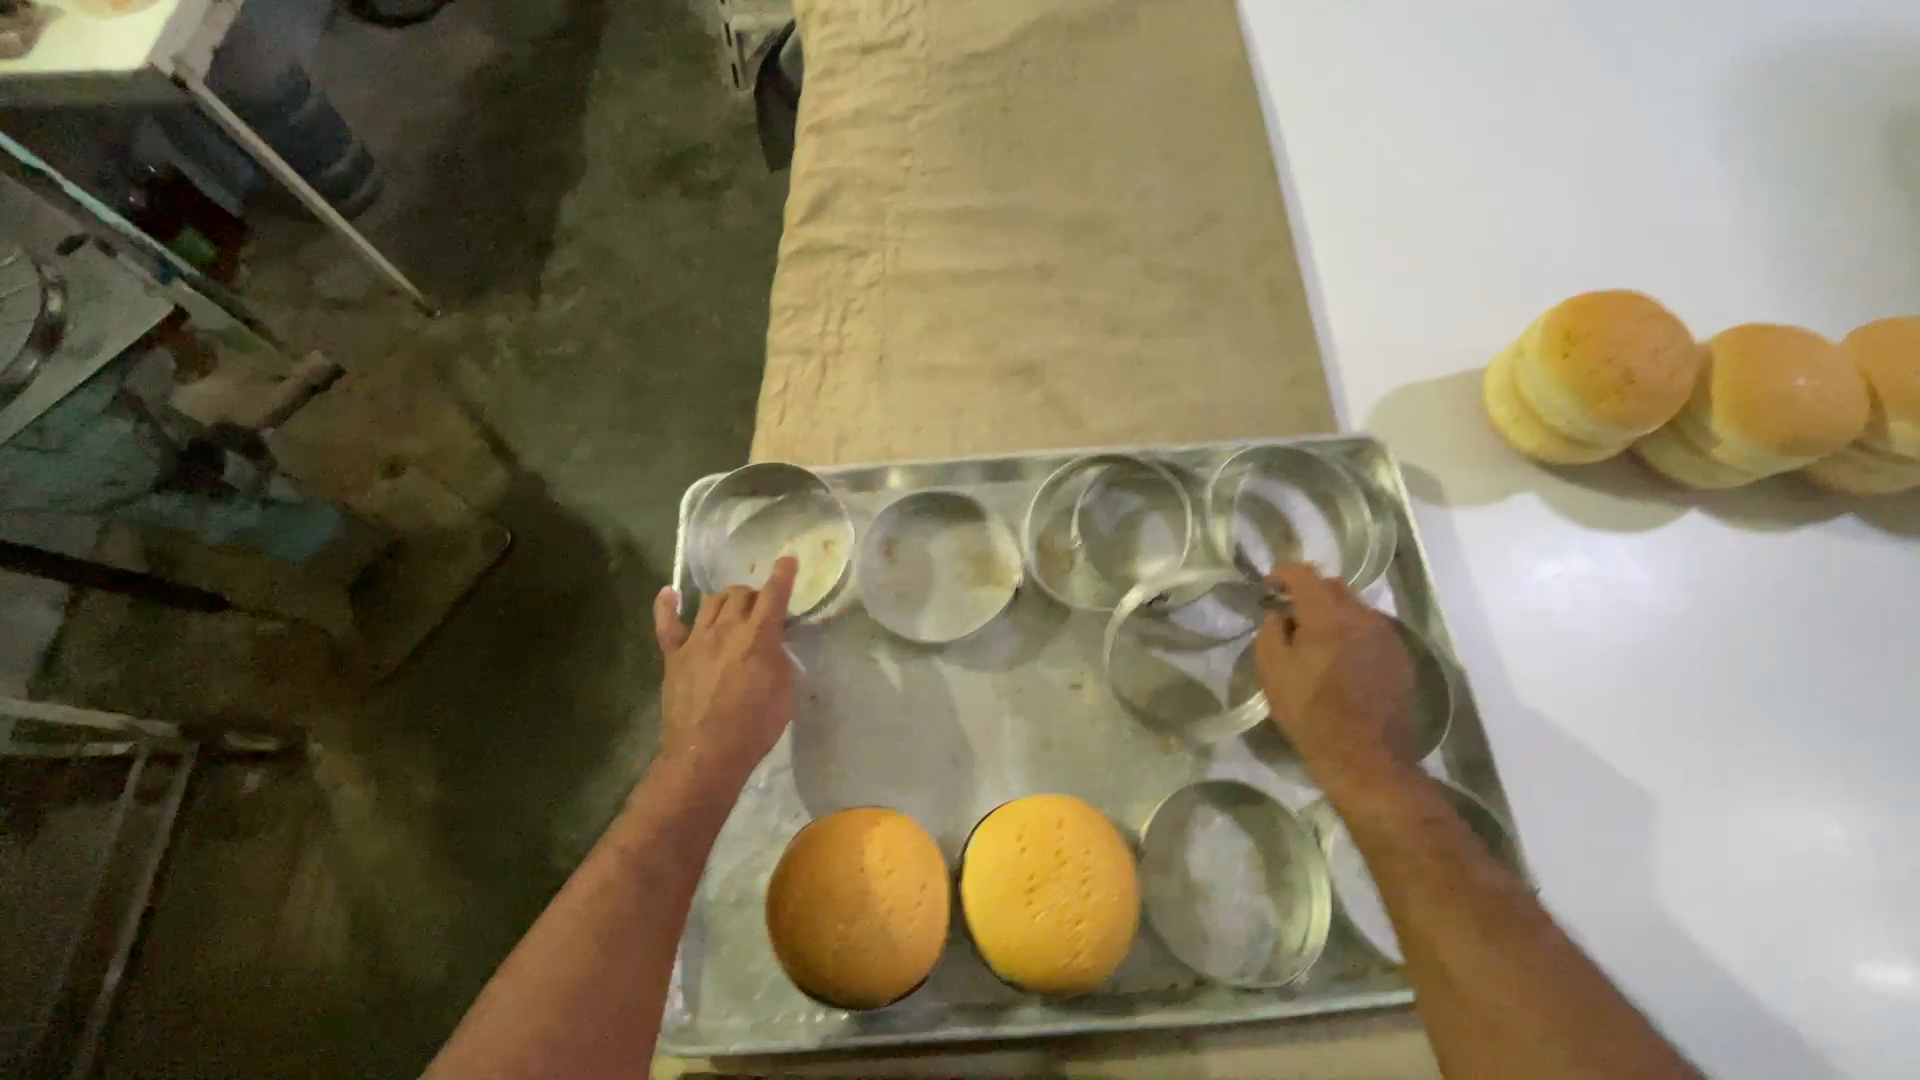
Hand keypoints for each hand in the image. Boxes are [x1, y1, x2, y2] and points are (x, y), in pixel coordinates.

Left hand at [652, 556, 800, 789]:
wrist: (707, 753)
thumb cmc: (755, 726)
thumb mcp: (786, 692)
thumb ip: (781, 660)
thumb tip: (772, 647)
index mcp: (759, 637)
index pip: (774, 595)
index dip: (783, 575)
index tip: (788, 560)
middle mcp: (726, 629)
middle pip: (740, 593)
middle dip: (754, 593)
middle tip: (761, 608)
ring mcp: (696, 640)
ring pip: (711, 602)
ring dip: (726, 599)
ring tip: (733, 607)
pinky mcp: (674, 656)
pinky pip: (667, 623)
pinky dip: (667, 605)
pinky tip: (669, 593)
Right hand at [1255, 563, 1417, 792]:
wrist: (1364, 755)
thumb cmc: (1309, 712)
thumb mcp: (1272, 670)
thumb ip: (1272, 630)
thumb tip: (1280, 613)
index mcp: (1328, 616)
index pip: (1305, 574)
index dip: (1283, 573)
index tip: (1269, 587)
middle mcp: (1363, 617)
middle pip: (1334, 586)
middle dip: (1309, 592)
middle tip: (1290, 615)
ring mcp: (1387, 636)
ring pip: (1356, 608)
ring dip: (1333, 613)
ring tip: (1317, 640)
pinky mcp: (1400, 656)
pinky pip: (1372, 630)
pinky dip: (1352, 633)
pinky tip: (1342, 660)